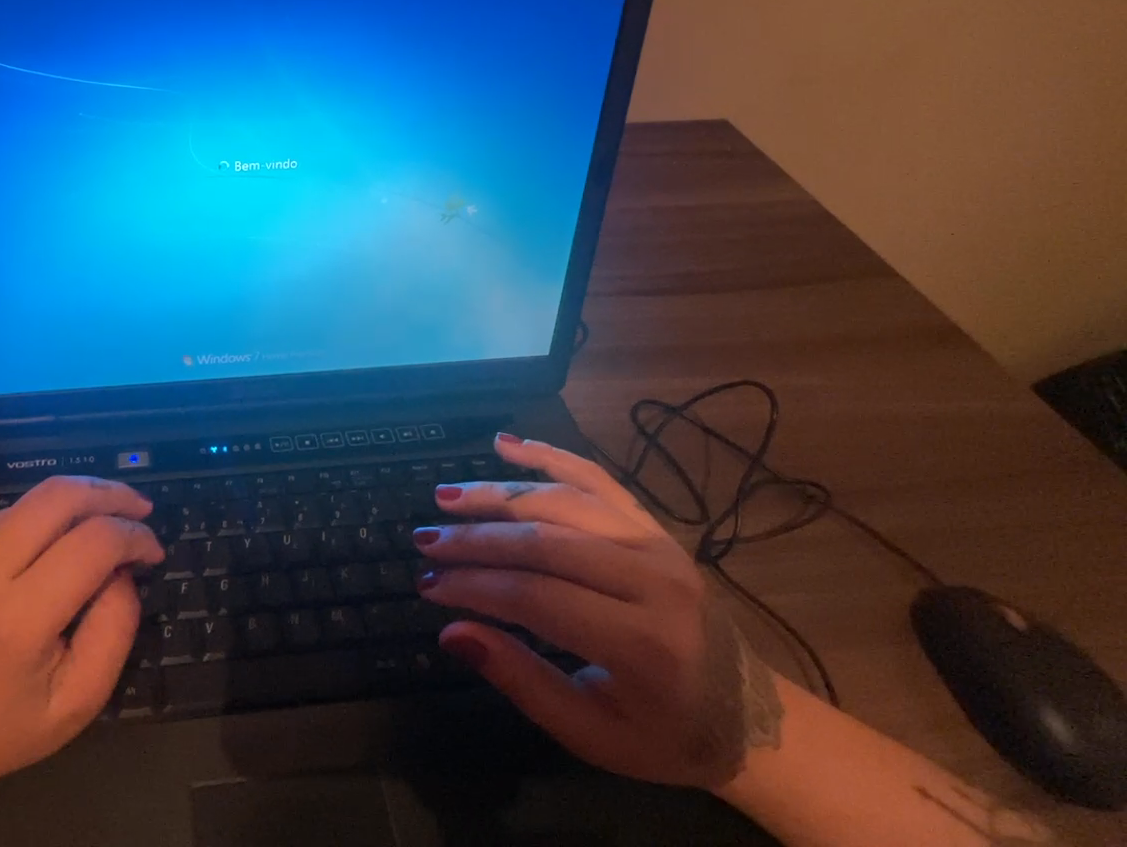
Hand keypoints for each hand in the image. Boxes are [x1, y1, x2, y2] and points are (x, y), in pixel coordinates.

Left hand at [0, 475, 163, 797]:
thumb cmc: (3, 729)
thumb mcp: (79, 700)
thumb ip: (116, 627)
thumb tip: (123, 566)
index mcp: (16, 621)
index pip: (93, 542)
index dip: (135, 535)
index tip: (152, 550)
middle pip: (56, 496)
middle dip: (109, 493)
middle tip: (138, 507)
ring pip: (25, 504)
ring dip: (65, 514)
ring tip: (84, 543)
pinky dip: (24, 531)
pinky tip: (28, 563)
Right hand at [414, 433, 782, 788]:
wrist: (754, 718)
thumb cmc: (665, 734)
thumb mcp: (590, 732)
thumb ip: (520, 680)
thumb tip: (452, 632)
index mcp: (643, 642)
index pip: (536, 596)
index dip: (473, 586)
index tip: (427, 584)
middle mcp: (653, 580)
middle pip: (544, 541)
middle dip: (474, 538)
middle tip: (423, 541)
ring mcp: (658, 544)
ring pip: (563, 502)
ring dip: (498, 495)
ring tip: (446, 498)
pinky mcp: (655, 527)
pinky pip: (598, 480)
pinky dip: (549, 456)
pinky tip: (505, 444)